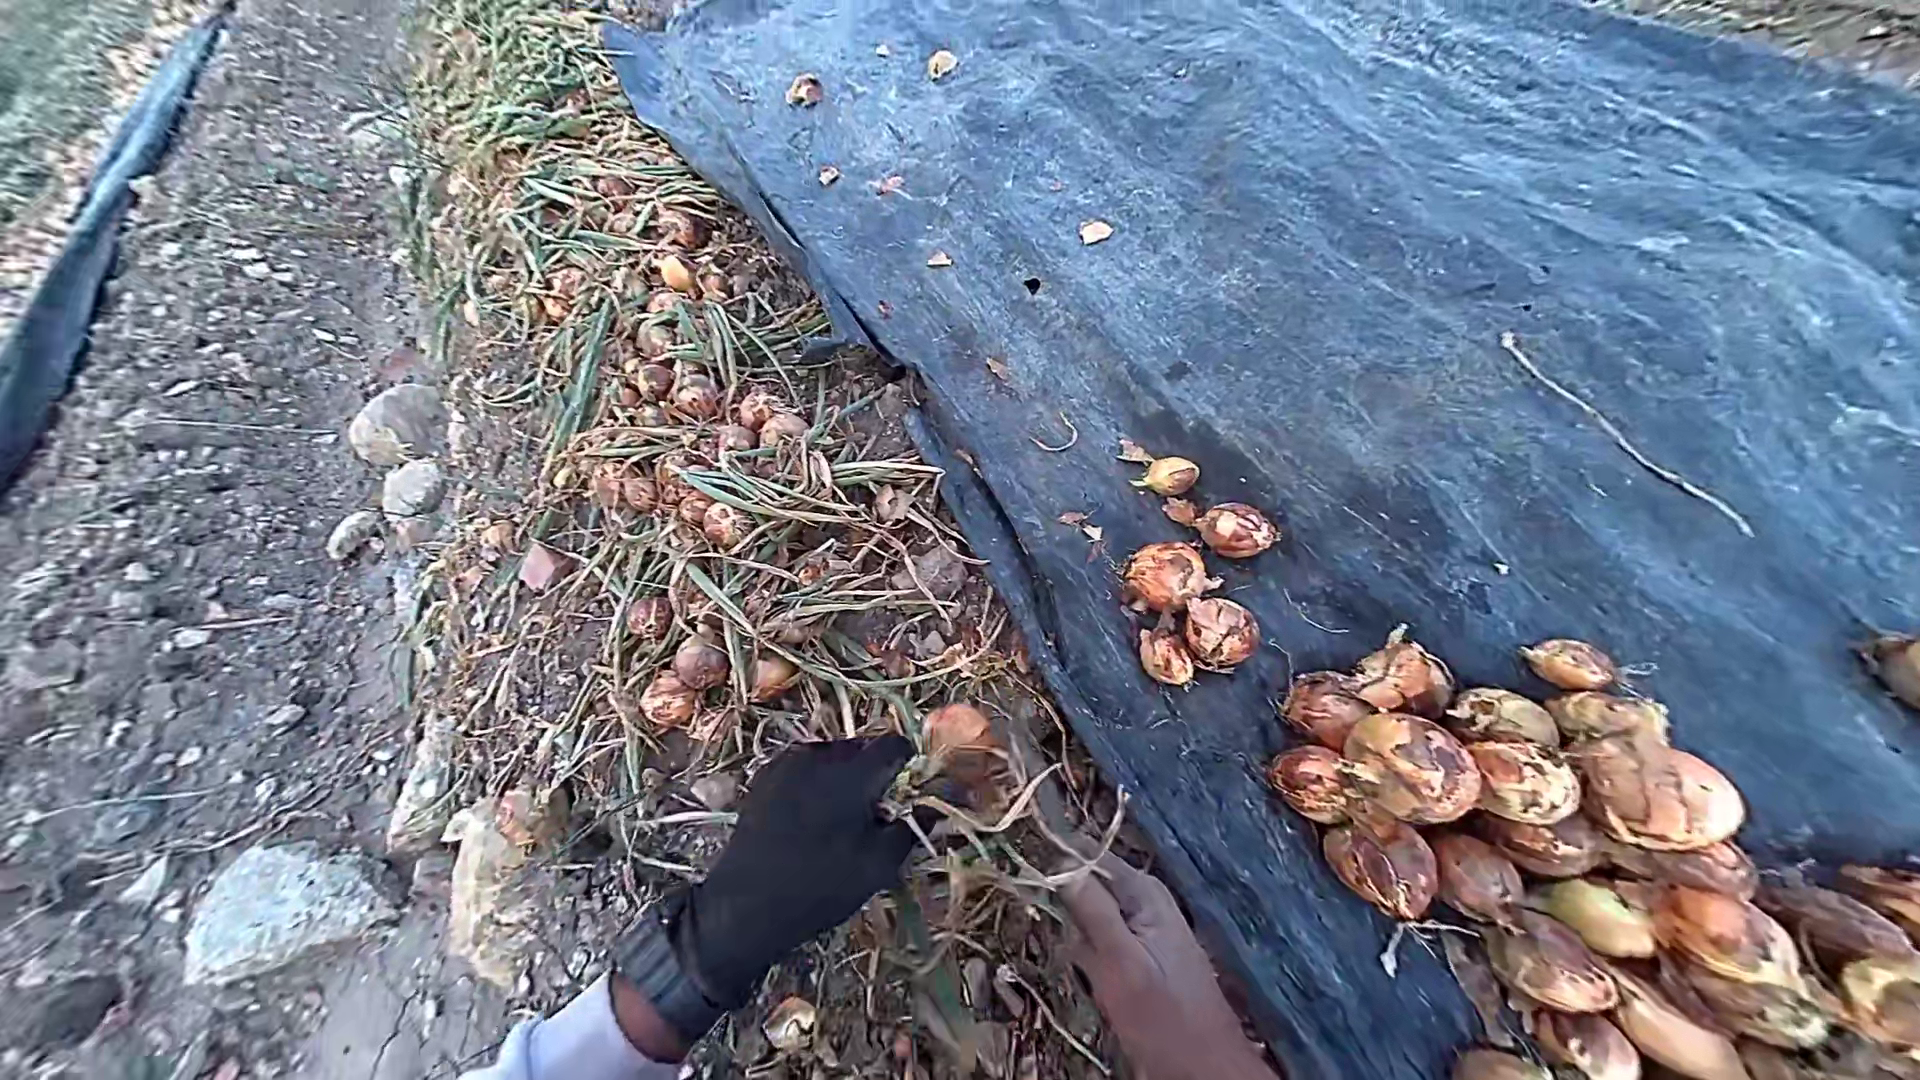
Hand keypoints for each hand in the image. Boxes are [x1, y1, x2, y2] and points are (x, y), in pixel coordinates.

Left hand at [676, 737, 916, 1007]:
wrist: (742, 906)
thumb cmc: (819, 886)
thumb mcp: (877, 865)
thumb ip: (911, 827)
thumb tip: (934, 806)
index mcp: (854, 771)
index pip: (895, 744)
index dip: (908, 762)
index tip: (909, 786)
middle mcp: (822, 754)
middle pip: (864, 747)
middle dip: (876, 770)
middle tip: (876, 808)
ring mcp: (790, 761)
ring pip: (835, 754)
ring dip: (846, 774)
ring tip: (842, 814)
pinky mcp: (767, 773)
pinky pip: (807, 764)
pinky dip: (818, 779)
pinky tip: (812, 813)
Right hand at [1060, 855, 1277, 1079]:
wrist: (1209, 1076)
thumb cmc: (1166, 1022)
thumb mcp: (1123, 964)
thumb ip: (1093, 910)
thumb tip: (1060, 862)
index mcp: (1142, 889)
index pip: (1087, 854)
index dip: (1058, 868)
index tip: (1033, 888)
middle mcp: (1143, 898)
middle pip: (1087, 885)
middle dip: (1070, 914)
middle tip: (1074, 951)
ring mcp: (1142, 925)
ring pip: (1089, 915)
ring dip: (1080, 943)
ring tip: (1092, 974)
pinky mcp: (1138, 951)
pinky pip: (1101, 940)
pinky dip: (1092, 959)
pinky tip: (1099, 984)